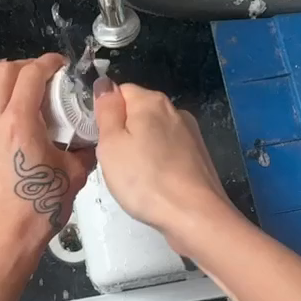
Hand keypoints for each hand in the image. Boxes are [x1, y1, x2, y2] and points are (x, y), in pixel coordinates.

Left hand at [0, 54, 94, 260]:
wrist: (6, 239)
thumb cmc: (40, 209)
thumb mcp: (74, 175)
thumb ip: (85, 149)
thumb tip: (93, 138)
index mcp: (20, 124)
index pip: (32, 75)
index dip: (49, 63)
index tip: (63, 66)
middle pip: (5, 72)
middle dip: (28, 65)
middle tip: (46, 75)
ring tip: (16, 77)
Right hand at [92, 81, 237, 255]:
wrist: (195, 216)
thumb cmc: (145, 180)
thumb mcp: (111, 144)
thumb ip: (106, 111)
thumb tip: (104, 84)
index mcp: (151, 101)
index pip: (120, 92)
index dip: (106, 114)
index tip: (101, 141)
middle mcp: (174, 110)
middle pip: (138, 113)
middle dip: (124, 133)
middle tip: (115, 163)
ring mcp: (190, 133)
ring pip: (154, 134)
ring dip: (141, 150)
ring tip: (135, 178)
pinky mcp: (198, 156)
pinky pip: (168, 151)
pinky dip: (158, 163)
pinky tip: (154, 184)